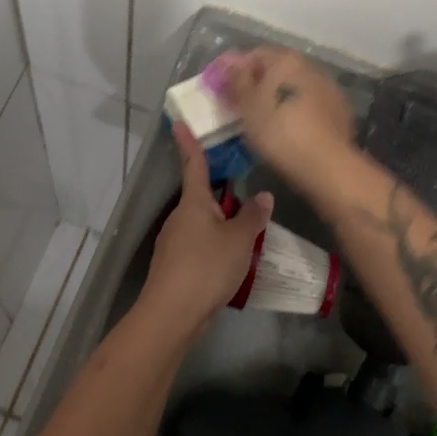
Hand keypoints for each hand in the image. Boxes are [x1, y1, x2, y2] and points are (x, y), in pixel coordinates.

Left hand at [140, 123, 273, 331]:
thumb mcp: (240, 239)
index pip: (193, 165)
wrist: (173, 313)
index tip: (179, 122)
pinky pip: (199, 247)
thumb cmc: (207, 267)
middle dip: (222, 198)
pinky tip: (232, 264)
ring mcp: (174, 242)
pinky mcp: (175, 266)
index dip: (188, 143)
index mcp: (193, 202)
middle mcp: (180, 217)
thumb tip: (263, 195)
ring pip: (202, 225)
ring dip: (221, 227)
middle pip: (202, 199)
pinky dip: (215, 248)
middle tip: (247, 199)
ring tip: (249, 238)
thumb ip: (253, 216)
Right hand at [217, 48, 355, 186]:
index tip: (223, 92)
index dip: (235, 71)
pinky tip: (291, 131)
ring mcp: (329, 88)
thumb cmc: (278, 131)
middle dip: (258, 85)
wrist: (327, 164)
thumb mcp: (247, 106)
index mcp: (286, 59)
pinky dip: (297, 112)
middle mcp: (311, 66)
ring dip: (280, 98)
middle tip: (241, 107)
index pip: (254, 55)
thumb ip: (237, 79)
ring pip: (295, 87)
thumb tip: (229, 60)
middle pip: (278, 70)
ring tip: (266, 121)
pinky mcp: (341, 111)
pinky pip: (310, 105)